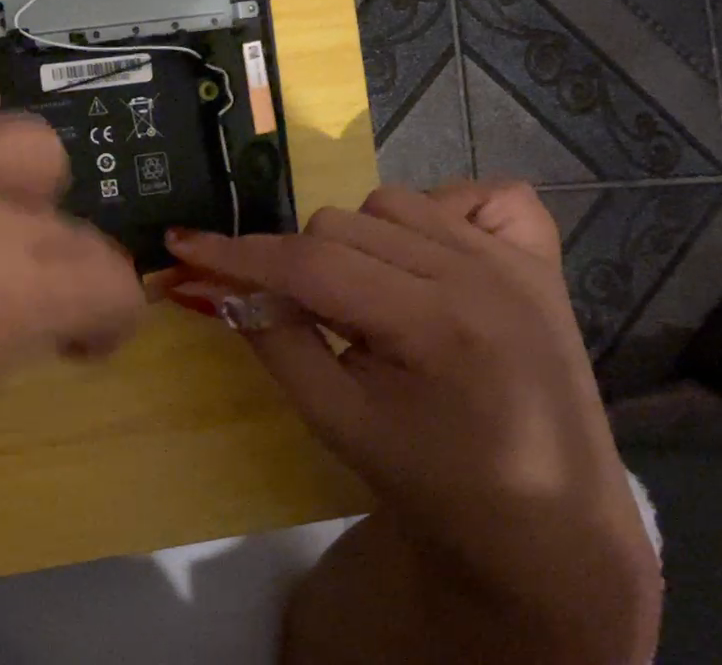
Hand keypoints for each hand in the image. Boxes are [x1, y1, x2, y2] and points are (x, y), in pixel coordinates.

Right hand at [165, 182, 659, 658]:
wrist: (542, 524)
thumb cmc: (428, 477)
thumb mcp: (330, 415)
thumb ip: (270, 337)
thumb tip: (209, 283)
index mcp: (436, 324)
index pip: (309, 263)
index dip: (235, 253)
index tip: (179, 246)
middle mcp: (483, 277)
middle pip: (340, 225)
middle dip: (292, 260)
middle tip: (280, 306)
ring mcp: (519, 264)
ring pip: (390, 203)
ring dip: (350, 239)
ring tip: (352, 294)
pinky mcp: (541, 263)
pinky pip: (478, 196)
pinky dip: (435, 211)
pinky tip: (420, 256)